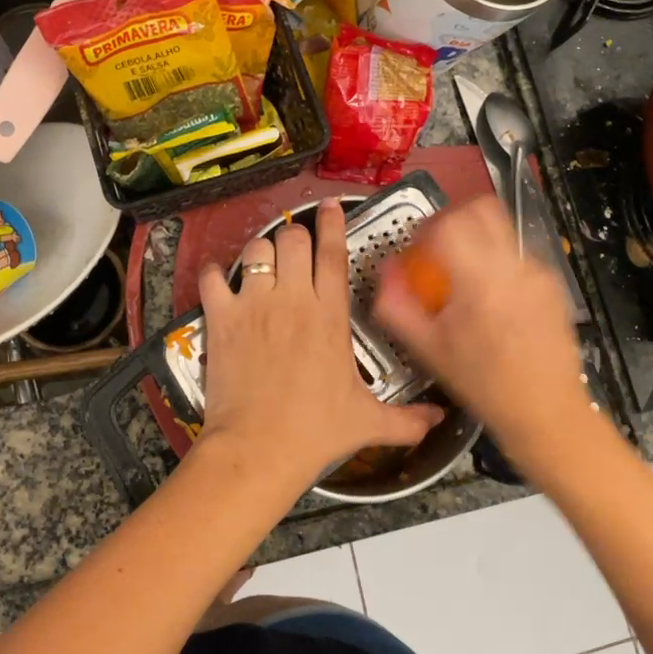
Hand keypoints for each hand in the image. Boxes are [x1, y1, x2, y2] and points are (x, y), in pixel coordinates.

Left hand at [196, 199, 444, 491]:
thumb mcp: (368, 423)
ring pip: (256, 249)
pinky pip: (212, 277)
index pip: (333, 253)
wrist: (258, 448)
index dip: (332, 223)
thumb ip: (407, 419)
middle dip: (294, 238)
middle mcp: (292, 298)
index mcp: (329, 314)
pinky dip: (214, 275)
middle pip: (292, 239)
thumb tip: (440, 420)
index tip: (329, 206)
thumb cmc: (315, 432)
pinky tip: (219, 282)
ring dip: (260, 252)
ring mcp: (254, 304)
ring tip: (262, 266)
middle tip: (295, 251)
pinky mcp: (221, 317)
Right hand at [373, 196, 590, 452]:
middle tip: (437, 245)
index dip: (428, 225)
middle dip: (454, 219)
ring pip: (501, 229)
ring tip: (463, 275)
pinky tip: (490, 298)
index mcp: (481, 281)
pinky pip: (517, 255)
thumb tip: (385, 273)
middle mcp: (514, 268)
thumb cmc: (485, 385)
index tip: (418, 245)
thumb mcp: (429, 350)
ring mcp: (539, 273)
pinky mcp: (553, 284)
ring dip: (477, 240)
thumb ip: (397, 307)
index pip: (452, 222)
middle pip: (482, 209)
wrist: (547, 412)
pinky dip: (497, 262)